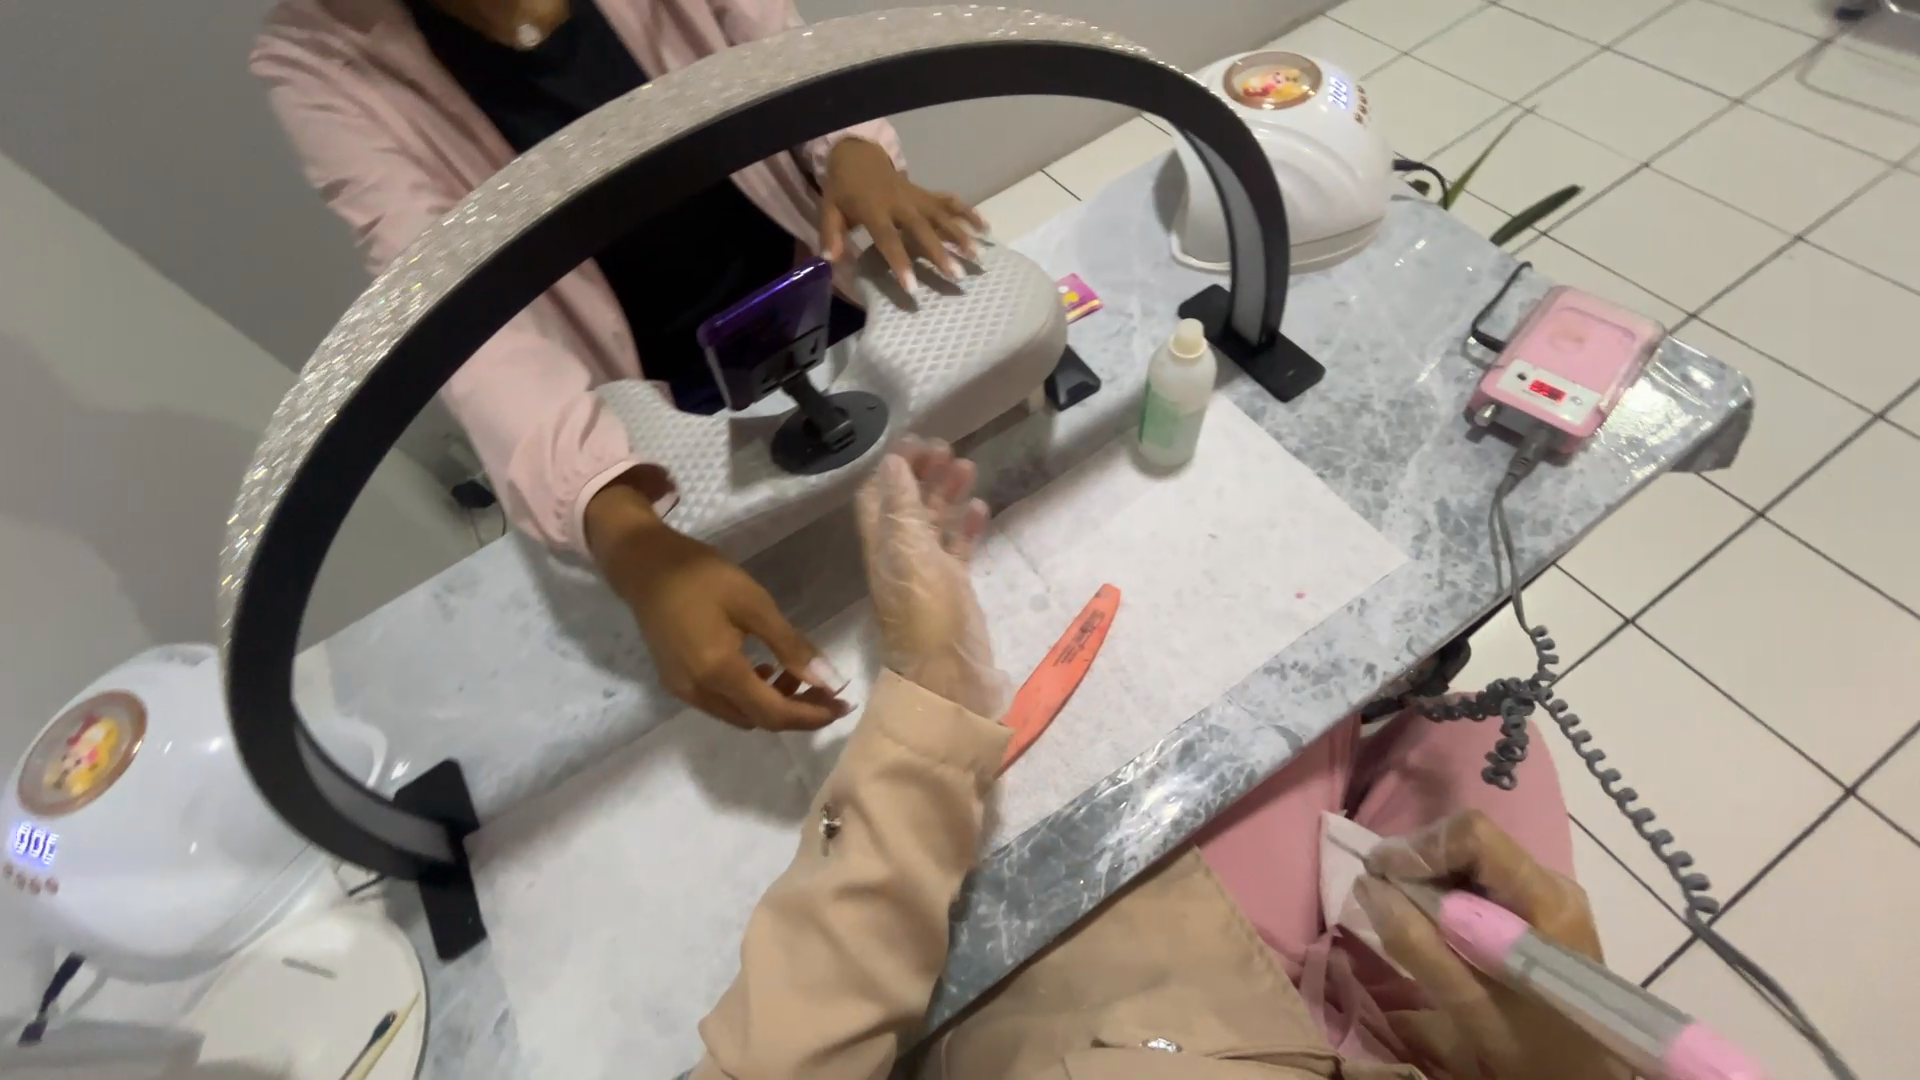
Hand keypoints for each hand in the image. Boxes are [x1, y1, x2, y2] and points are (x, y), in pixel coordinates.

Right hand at [586, 473, 847, 730]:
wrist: (644, 563)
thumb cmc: (704, 576)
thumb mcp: (755, 605)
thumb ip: (791, 646)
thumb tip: (829, 680)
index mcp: (719, 673)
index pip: (774, 713)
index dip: (811, 715)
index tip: (843, 705)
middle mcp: (698, 692)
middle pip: (758, 720)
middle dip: (797, 712)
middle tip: (828, 691)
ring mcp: (683, 690)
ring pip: (740, 715)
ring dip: (773, 704)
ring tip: (799, 676)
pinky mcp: (676, 681)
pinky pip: (721, 703)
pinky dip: (749, 696)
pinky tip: (764, 669)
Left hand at [819, 137, 983, 292]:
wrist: (857, 153)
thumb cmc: (843, 189)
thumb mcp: (829, 208)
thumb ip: (831, 234)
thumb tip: (829, 260)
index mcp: (874, 209)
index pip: (888, 239)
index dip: (900, 263)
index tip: (912, 287)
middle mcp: (900, 202)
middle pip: (923, 229)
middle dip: (940, 253)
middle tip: (957, 275)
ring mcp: (917, 196)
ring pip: (942, 215)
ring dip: (962, 234)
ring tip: (978, 256)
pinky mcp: (927, 193)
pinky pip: (950, 202)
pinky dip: (969, 212)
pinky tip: (986, 228)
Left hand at [854, 438, 1004, 716]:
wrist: (948, 674)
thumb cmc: (926, 611)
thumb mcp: (910, 553)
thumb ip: (903, 508)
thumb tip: (892, 462)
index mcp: (882, 543)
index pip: (878, 495)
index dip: (893, 467)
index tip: (918, 441)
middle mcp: (900, 553)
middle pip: (907, 504)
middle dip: (923, 473)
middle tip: (948, 448)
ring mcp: (928, 571)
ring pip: (934, 523)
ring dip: (947, 492)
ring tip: (968, 466)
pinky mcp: (953, 586)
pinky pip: (957, 548)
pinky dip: (966, 526)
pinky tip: (981, 508)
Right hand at [1355, 809, 1626, 1079]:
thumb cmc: (1532, 1048)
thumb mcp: (1467, 1004)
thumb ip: (1414, 942)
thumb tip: (1367, 884)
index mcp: (1544, 899)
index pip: (1472, 834)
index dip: (1420, 847)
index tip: (1383, 876)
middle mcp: (1549, 882)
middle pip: (1465, 841)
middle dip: (1418, 862)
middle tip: (1387, 896)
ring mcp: (1544, 892)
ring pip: (1466, 855)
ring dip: (1427, 877)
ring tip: (1407, 912)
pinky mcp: (1534, 907)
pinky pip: (1475, 876)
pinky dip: (1442, 890)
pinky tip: (1435, 923)